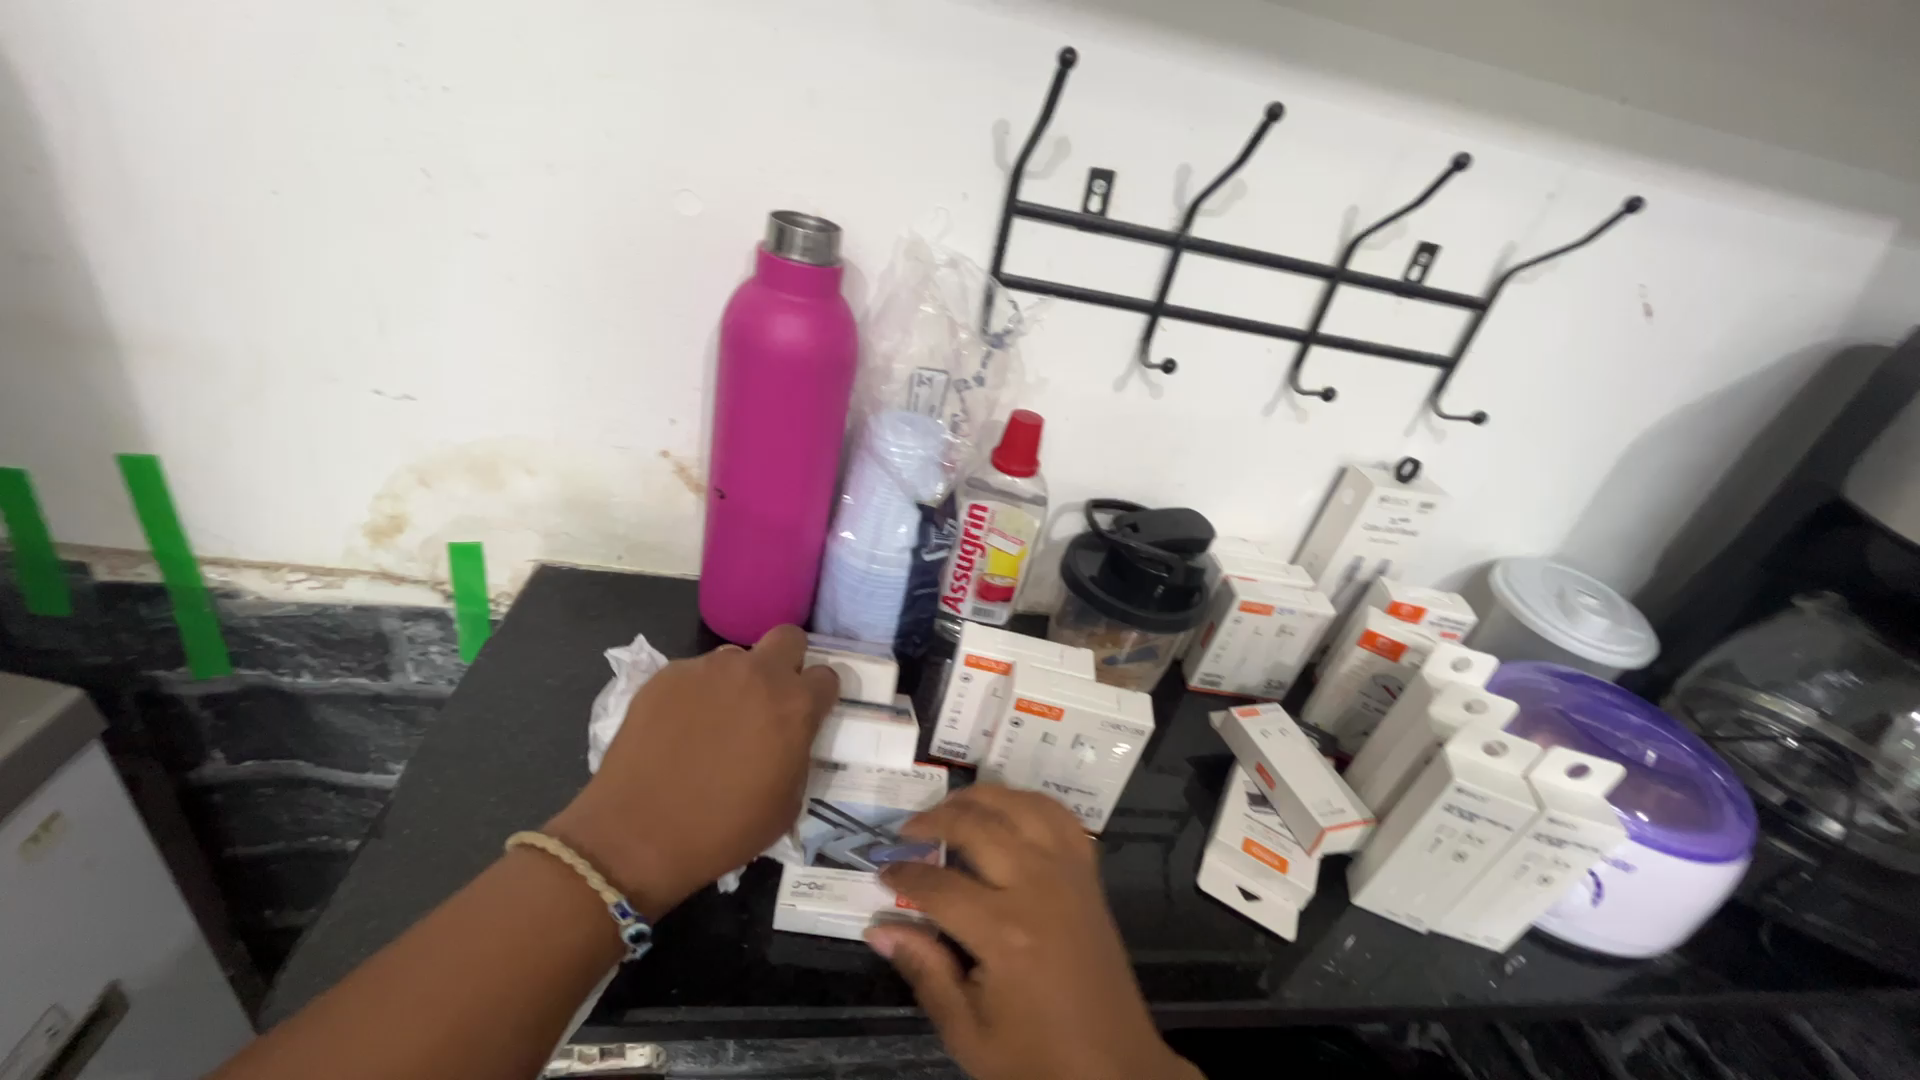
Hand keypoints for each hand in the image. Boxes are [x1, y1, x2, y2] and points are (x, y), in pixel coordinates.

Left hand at [545, 625, 837, 918]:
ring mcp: (707, 669)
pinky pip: (693, 674)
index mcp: (795, 705)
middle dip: (787, 661)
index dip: (818, 696)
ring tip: (715, 721)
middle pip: (788, 637)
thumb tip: (790, 738)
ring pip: (736, 658)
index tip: (807, 715)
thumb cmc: (724, 831)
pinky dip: (694, 694)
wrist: (637, 836)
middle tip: (770, 699)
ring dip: (736, 680)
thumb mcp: (787, 803)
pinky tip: (678, 729)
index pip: (827, 675)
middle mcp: (756, 673)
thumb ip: (797, 754)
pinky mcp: (666, 675)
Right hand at [865, 787, 1200, 1079]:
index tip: (881, 873)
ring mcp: (1068, 874)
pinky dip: (1028, 802)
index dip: (902, 875)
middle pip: (976, 827)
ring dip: (979, 798)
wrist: (1116, 1069)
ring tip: (949, 809)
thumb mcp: (968, 1032)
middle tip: (906, 833)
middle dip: (932, 822)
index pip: (937, 885)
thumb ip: (925, 971)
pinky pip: (1059, 816)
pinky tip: (1005, 809)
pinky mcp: (1089, 874)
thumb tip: (879, 929)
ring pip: (1019, 806)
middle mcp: (1037, 888)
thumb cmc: (1036, 1058)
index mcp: (1004, 933)